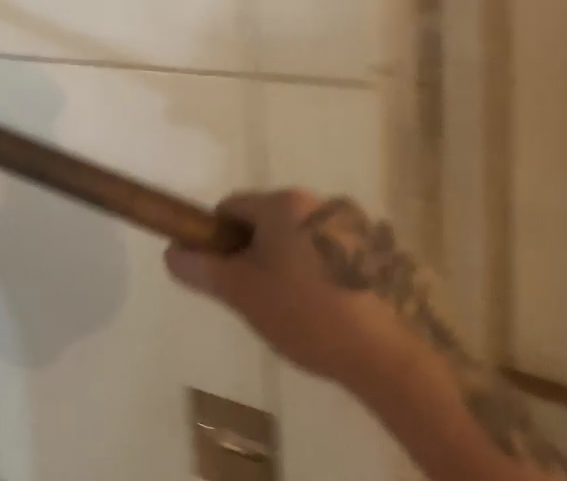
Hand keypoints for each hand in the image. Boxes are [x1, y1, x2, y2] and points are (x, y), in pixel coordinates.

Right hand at [165, 190, 435, 393]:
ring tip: (298, 309)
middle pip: (269, 223)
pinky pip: (337, 259)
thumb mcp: (237, 291)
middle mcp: (325, 205)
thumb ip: (197, 266)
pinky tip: (332, 313)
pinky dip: (326, 277)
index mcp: (286, 203)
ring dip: (292, 265)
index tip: (225, 273)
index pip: (231, 208)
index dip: (218, 240)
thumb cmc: (305, 314)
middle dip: (258, 253)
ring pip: (304, 241)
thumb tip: (173, 252)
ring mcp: (363, 232)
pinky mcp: (389, 261)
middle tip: (259, 294)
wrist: (393, 363)